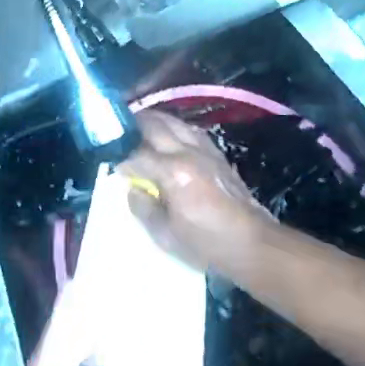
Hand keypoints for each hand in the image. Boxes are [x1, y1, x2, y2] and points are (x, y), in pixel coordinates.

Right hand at [119, 110, 272, 273]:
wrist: (253, 244)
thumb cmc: (207, 244)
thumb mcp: (165, 235)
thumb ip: (143, 208)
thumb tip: (133, 189)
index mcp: (173, 173)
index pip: (137, 154)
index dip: (120, 157)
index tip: (111, 162)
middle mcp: (188, 153)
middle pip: (155, 126)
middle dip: (133, 125)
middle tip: (118, 131)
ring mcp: (205, 150)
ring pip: (174, 122)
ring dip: (154, 121)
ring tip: (139, 126)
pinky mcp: (217, 154)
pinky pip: (190, 130)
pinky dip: (174, 127)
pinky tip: (169, 134)